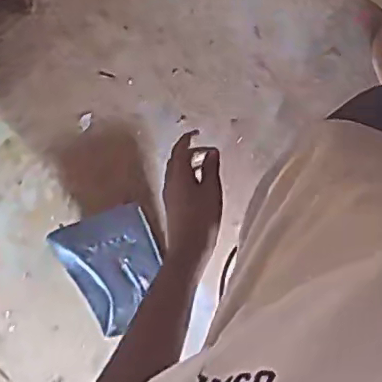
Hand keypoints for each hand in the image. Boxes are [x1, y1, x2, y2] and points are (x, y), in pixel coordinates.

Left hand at [161, 131, 221, 266]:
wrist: (188, 249)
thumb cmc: (202, 218)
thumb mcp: (211, 190)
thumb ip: (211, 168)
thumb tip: (211, 151)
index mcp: (178, 174)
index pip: (179, 149)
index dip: (188, 138)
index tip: (198, 132)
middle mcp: (170, 181)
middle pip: (176, 159)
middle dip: (191, 151)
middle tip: (209, 150)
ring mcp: (169, 194)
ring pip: (177, 171)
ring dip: (190, 163)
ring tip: (208, 165)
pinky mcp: (172, 204)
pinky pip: (178, 181)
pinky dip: (189, 174)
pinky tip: (202, 182)